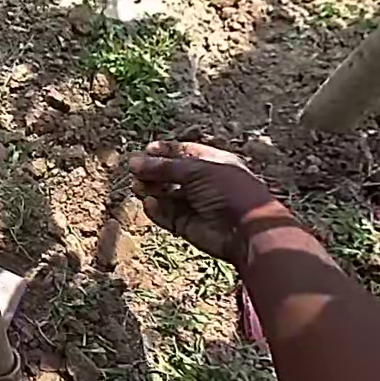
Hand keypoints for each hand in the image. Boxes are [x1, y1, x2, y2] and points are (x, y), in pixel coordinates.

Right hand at [128, 140, 278, 266]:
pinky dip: (156, 210)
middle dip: (153, 172)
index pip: (183, 153)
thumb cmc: (228, 192)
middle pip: (171, 175)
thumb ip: (163, 167)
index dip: (164, 151)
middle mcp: (202, 183)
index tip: (146, 150)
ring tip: (138, 188)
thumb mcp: (195, 171)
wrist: (245, 230)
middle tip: (136, 172)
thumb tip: (134, 162)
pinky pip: (166, 215)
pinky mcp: (186, 225)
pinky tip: (149, 204)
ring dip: (151, 190)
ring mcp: (194, 205)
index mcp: (211, 164)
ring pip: (165, 195)